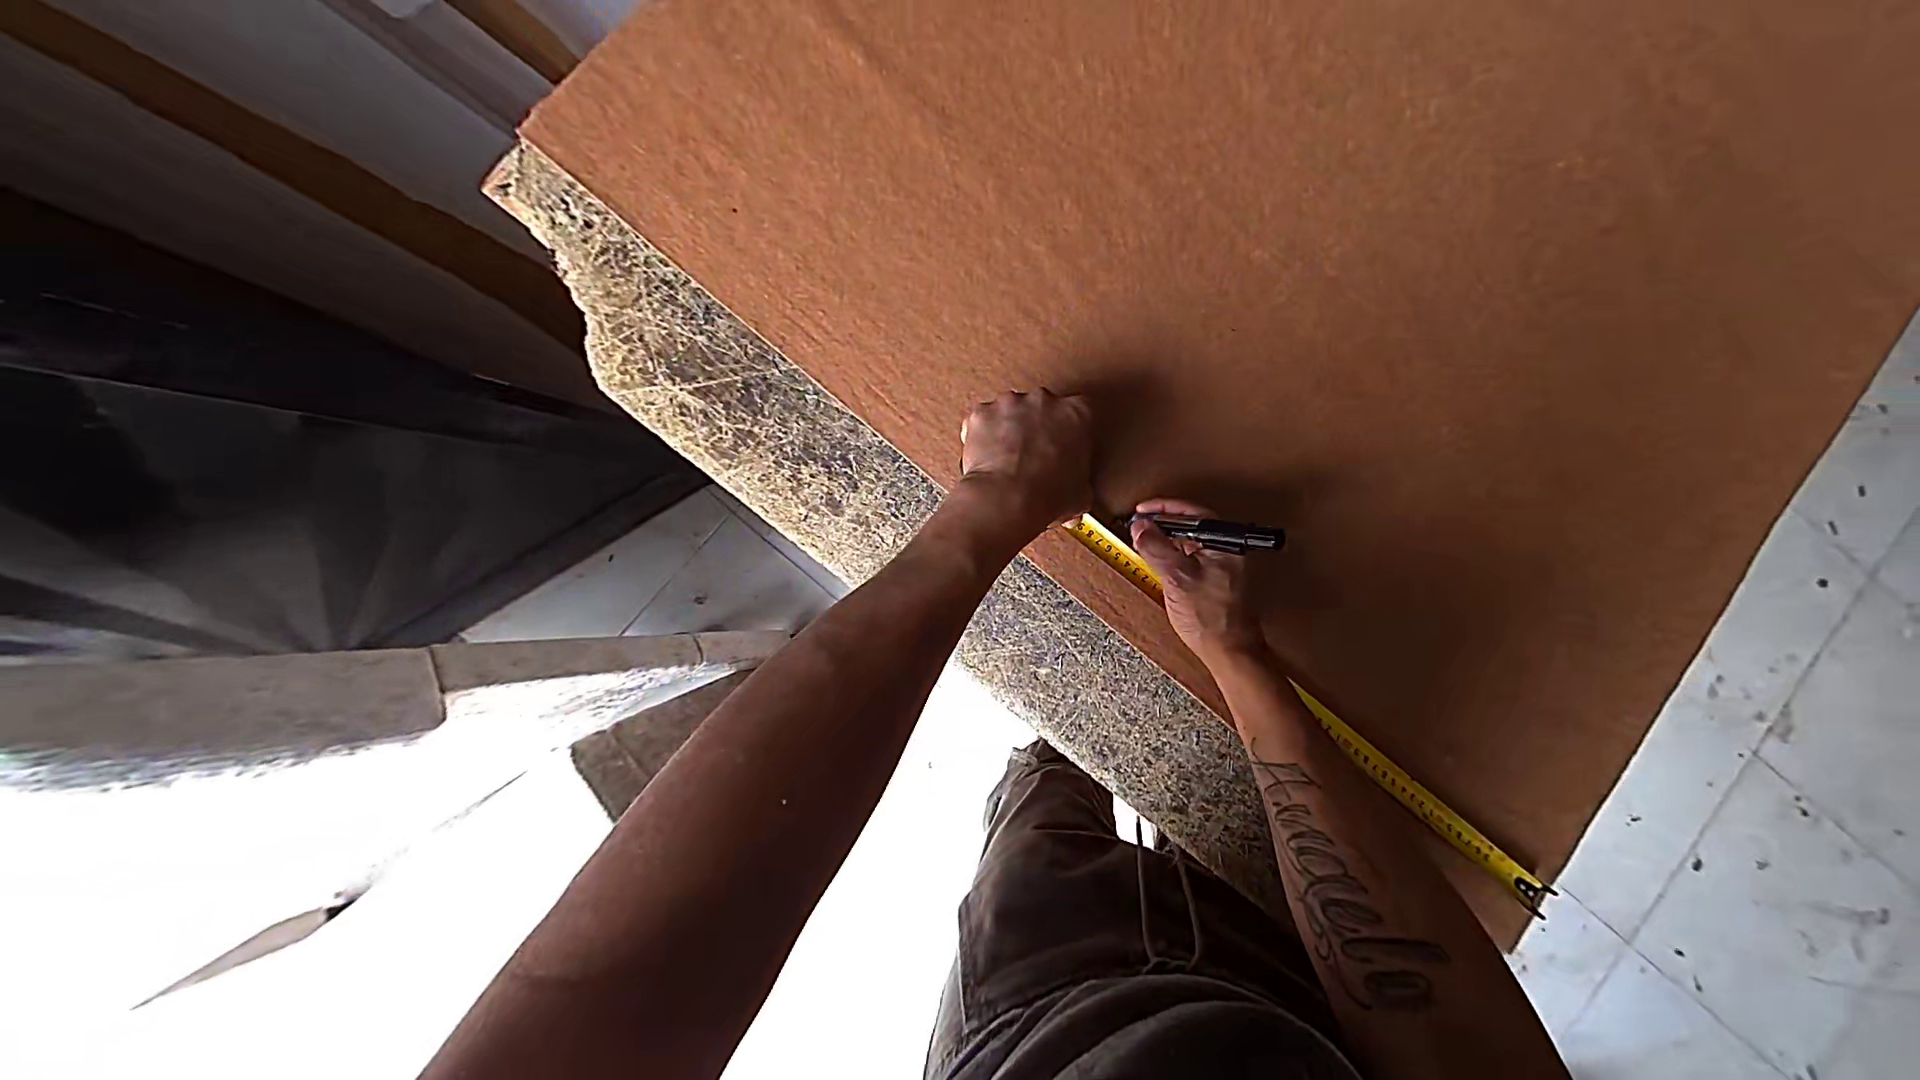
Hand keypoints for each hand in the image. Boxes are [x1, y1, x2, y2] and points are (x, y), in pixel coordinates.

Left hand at [955, 389, 1092, 535]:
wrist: (1007, 499)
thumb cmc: (1046, 496)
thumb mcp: (1081, 493)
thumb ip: (1080, 479)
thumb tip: (1074, 490)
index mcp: (1076, 413)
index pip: (1079, 411)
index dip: (1069, 429)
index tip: (1063, 443)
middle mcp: (1043, 400)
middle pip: (1041, 406)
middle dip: (1036, 426)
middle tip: (1032, 455)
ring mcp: (1009, 403)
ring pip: (1009, 411)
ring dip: (1008, 428)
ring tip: (1006, 460)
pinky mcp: (982, 413)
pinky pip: (981, 421)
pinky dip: (981, 436)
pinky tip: (985, 458)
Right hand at [1130, 498, 1266, 665]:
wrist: (1228, 651)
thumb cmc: (1213, 619)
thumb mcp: (1177, 578)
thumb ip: (1157, 548)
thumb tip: (1141, 527)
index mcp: (1224, 543)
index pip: (1192, 512)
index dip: (1164, 508)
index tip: (1143, 510)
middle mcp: (1225, 550)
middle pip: (1190, 525)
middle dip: (1162, 523)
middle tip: (1140, 524)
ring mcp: (1220, 565)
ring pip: (1188, 541)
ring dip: (1165, 539)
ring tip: (1144, 541)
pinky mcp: (1212, 579)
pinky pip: (1188, 557)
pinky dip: (1170, 555)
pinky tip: (1157, 562)